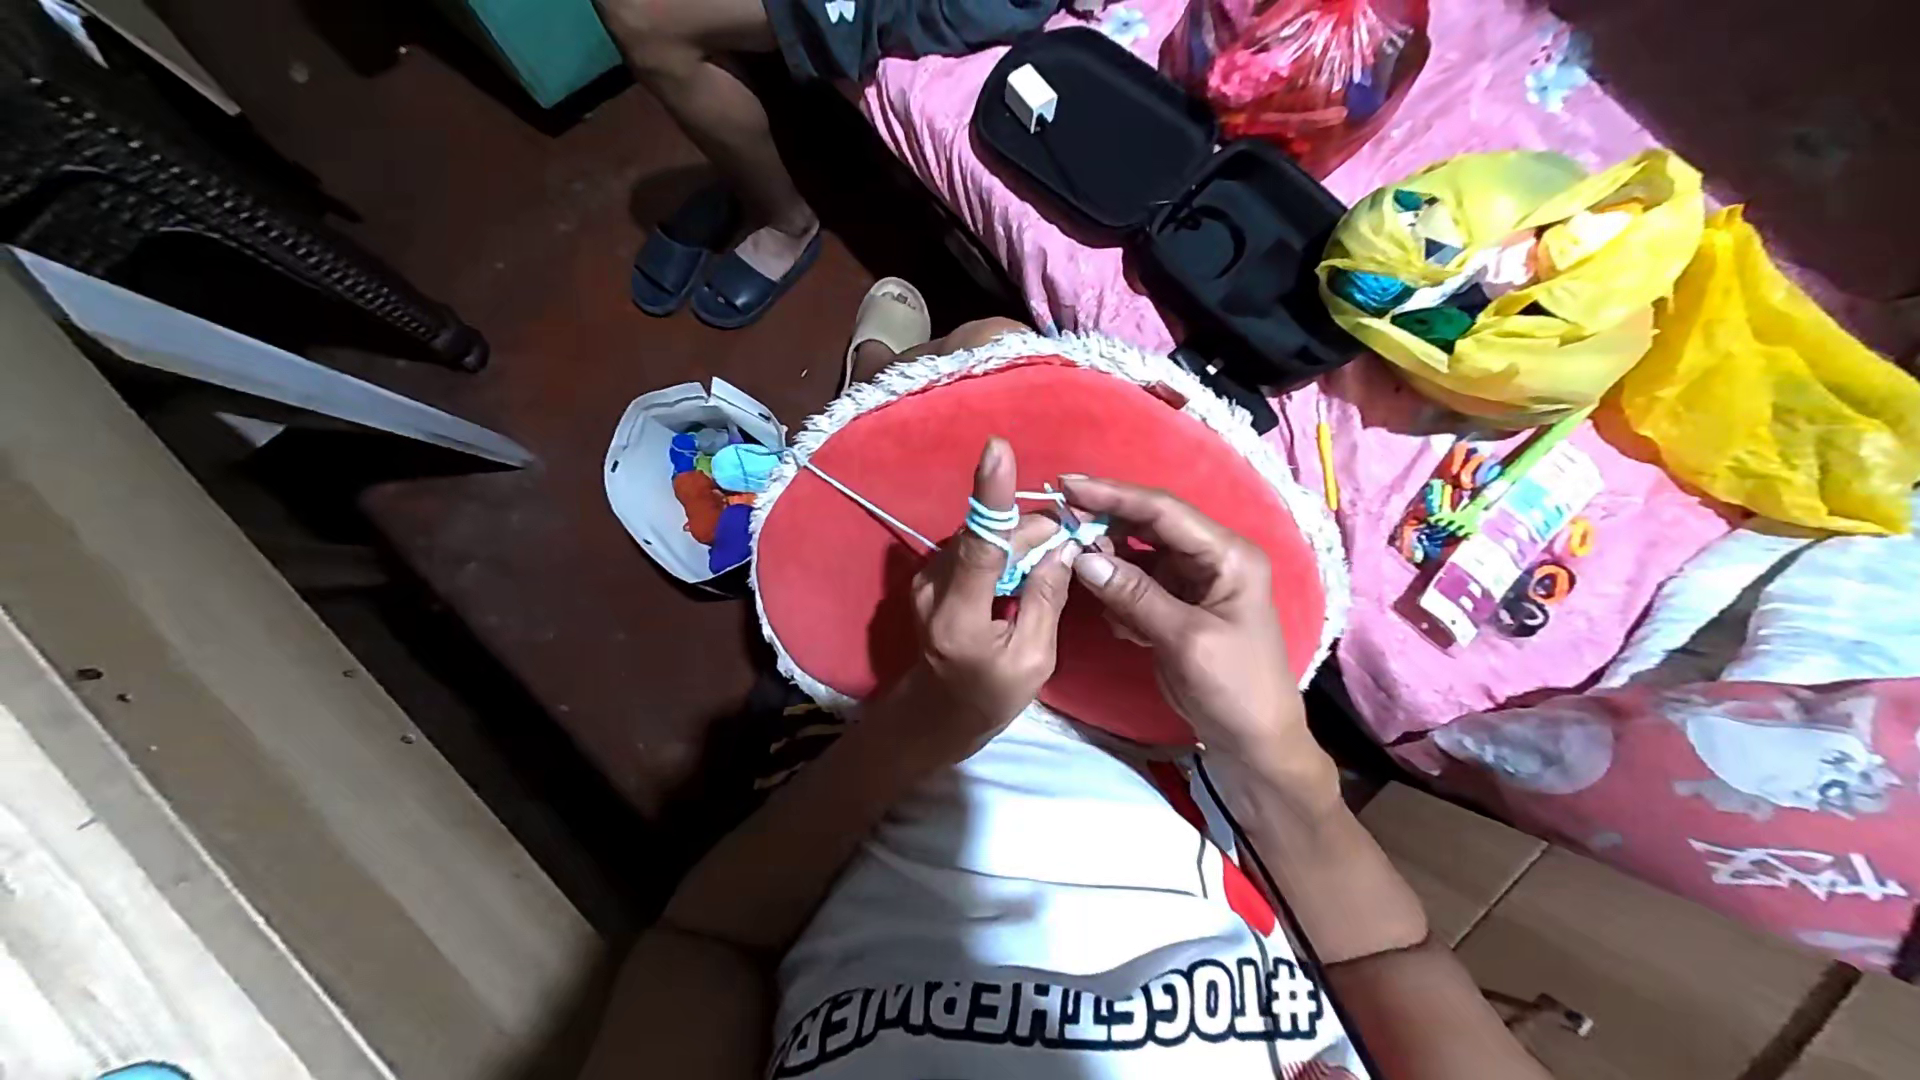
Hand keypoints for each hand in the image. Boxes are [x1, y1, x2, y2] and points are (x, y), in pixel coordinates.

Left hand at [884, 438, 1075, 767]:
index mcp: (960, 615)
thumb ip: (1045, 599)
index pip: (980, 545)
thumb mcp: (1033, 659)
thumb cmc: (989, 696)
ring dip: (1016, 541)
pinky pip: (971, 548)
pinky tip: (1020, 569)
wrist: (936, 713)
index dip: (990, 495)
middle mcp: (934, 587)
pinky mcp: (928, 576)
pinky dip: (1000, 550)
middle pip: (987, 535)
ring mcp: (926, 579)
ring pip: (979, 537)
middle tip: (1066, 542)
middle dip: (1030, 532)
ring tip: (1046, 561)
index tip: (997, 450)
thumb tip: (1061, 549)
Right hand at [1062, 477, 1336, 809]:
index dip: (1114, 496)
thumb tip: (1082, 557)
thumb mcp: (1185, 639)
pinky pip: (1135, 584)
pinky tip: (1116, 620)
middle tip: (1059, 521)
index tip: (1067, 486)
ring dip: (1107, 563)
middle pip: (1148, 526)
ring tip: (1078, 572)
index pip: (1163, 511)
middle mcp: (1210, 558)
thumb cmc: (1234, 687)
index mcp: (1227, 555)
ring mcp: (1191, 581)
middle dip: (1104, 523)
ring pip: (1136, 555)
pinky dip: (1117, 594)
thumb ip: (1134, 594)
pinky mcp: (1174, 605)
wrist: (1252, 743)